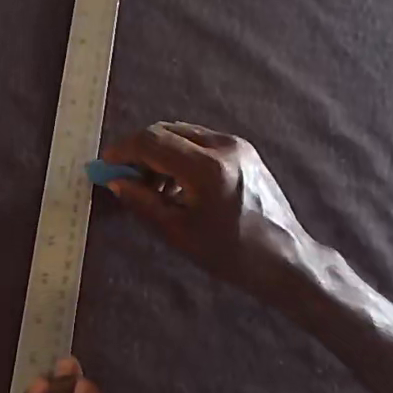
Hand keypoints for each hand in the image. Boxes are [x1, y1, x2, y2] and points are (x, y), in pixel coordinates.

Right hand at [99, 122, 330, 305]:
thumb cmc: (231, 254)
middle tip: (126, 178)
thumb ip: (143, 202)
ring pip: (183, 134)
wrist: (286, 260)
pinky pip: (200, 142)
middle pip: (166, 131)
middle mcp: (223, 146)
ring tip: (152, 187)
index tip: (106, 163)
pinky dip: (180, 155)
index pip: (153, 142)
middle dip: (140, 151)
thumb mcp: (179, 233)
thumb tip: (116, 181)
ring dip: (160, 153)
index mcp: (207, 168)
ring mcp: (236, 145)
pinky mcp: (244, 151)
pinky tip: (177, 185)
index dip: (124, 149)